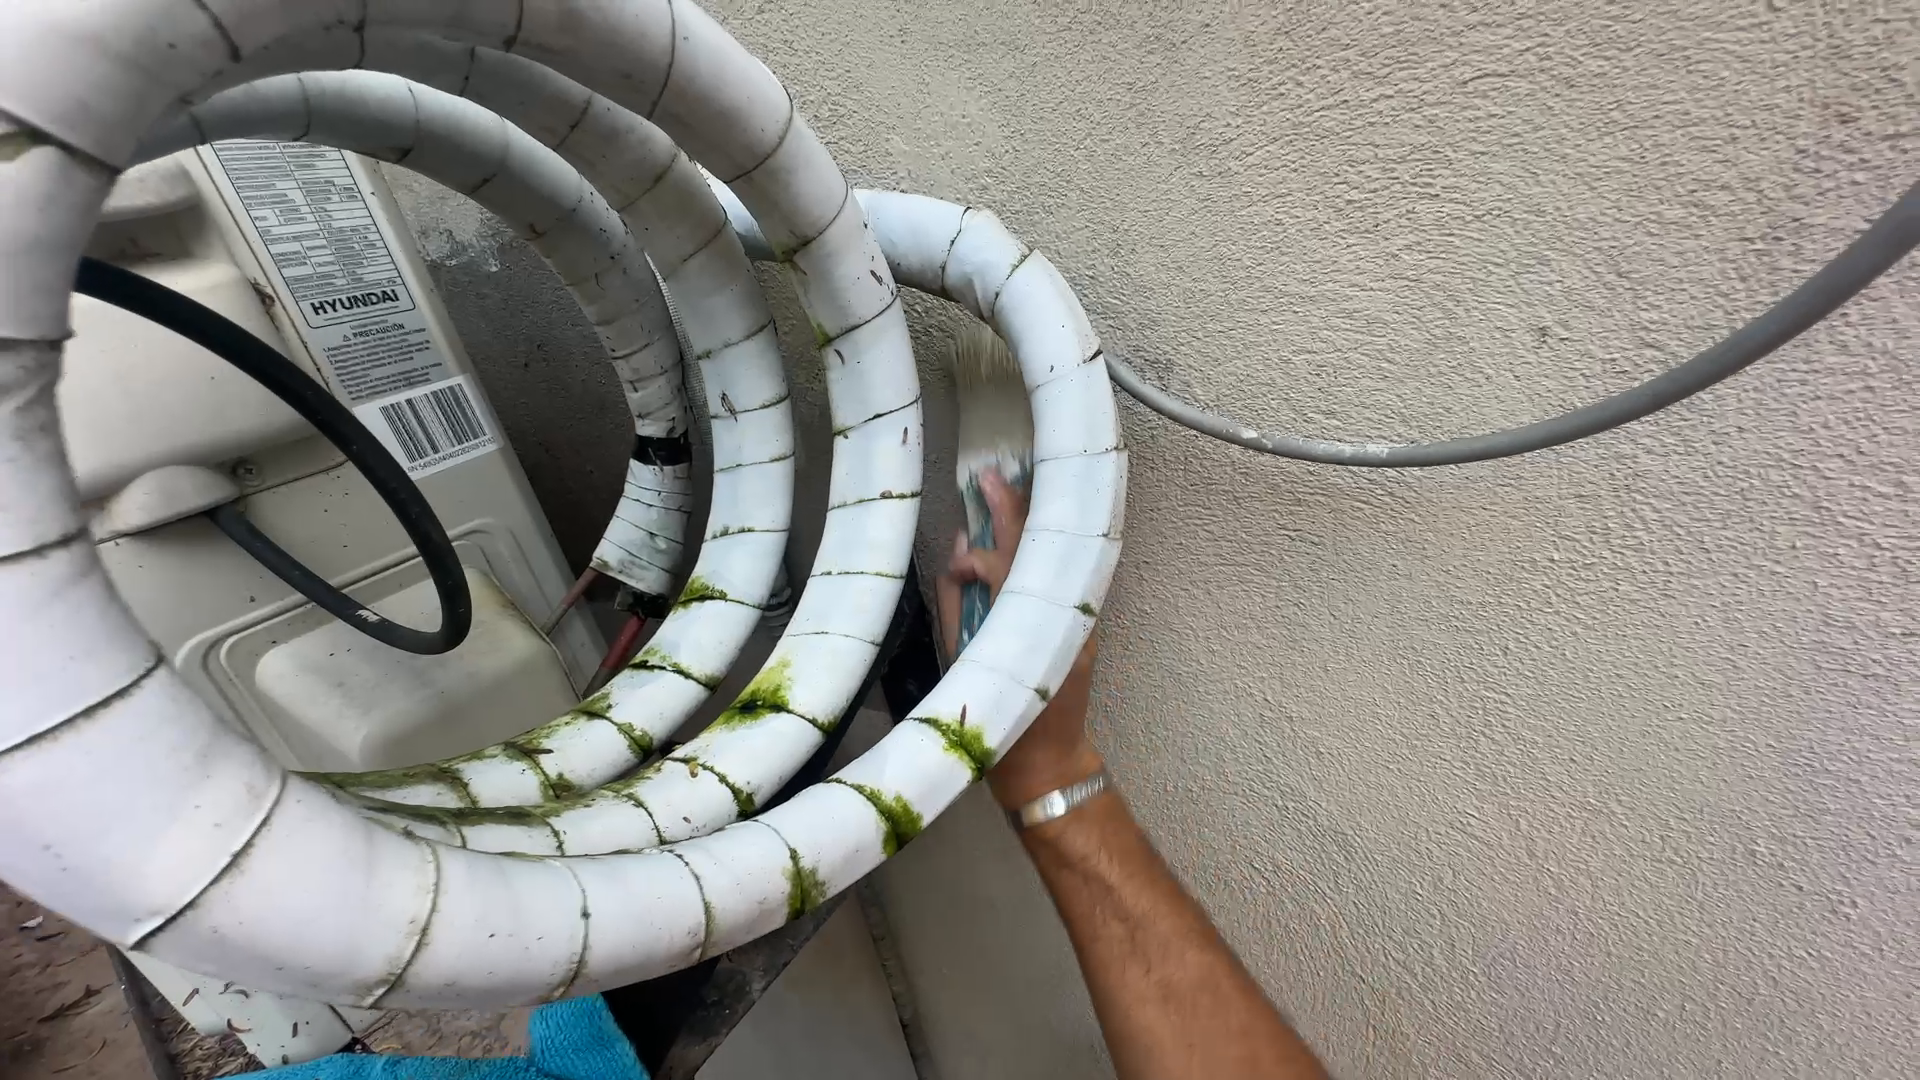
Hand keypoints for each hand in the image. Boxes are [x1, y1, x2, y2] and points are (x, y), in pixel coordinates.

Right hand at [936, 470, 1103, 809]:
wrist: (1046, 760)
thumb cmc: (995, 718)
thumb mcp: (961, 662)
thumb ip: (955, 603)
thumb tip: (956, 553)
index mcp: (1023, 621)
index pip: (1000, 564)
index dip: (972, 559)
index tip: (955, 568)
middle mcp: (1061, 611)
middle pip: (1037, 546)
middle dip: (1011, 506)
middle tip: (991, 475)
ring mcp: (1081, 614)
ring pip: (1057, 554)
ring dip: (1034, 520)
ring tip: (1014, 487)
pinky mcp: (1088, 620)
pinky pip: (1066, 572)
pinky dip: (1047, 548)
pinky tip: (1034, 528)